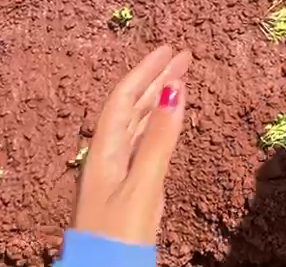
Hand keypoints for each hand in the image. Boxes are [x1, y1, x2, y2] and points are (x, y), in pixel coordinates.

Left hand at [73, 45, 192, 245]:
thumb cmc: (120, 235)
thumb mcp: (142, 185)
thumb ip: (159, 138)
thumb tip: (175, 88)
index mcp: (103, 152)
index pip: (124, 98)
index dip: (146, 71)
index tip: (169, 49)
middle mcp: (106, 157)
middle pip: (132, 108)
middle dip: (156, 80)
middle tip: (183, 57)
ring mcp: (115, 174)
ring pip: (137, 125)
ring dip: (158, 100)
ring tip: (180, 80)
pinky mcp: (127, 190)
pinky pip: (143, 143)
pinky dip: (158, 125)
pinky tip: (169, 122)